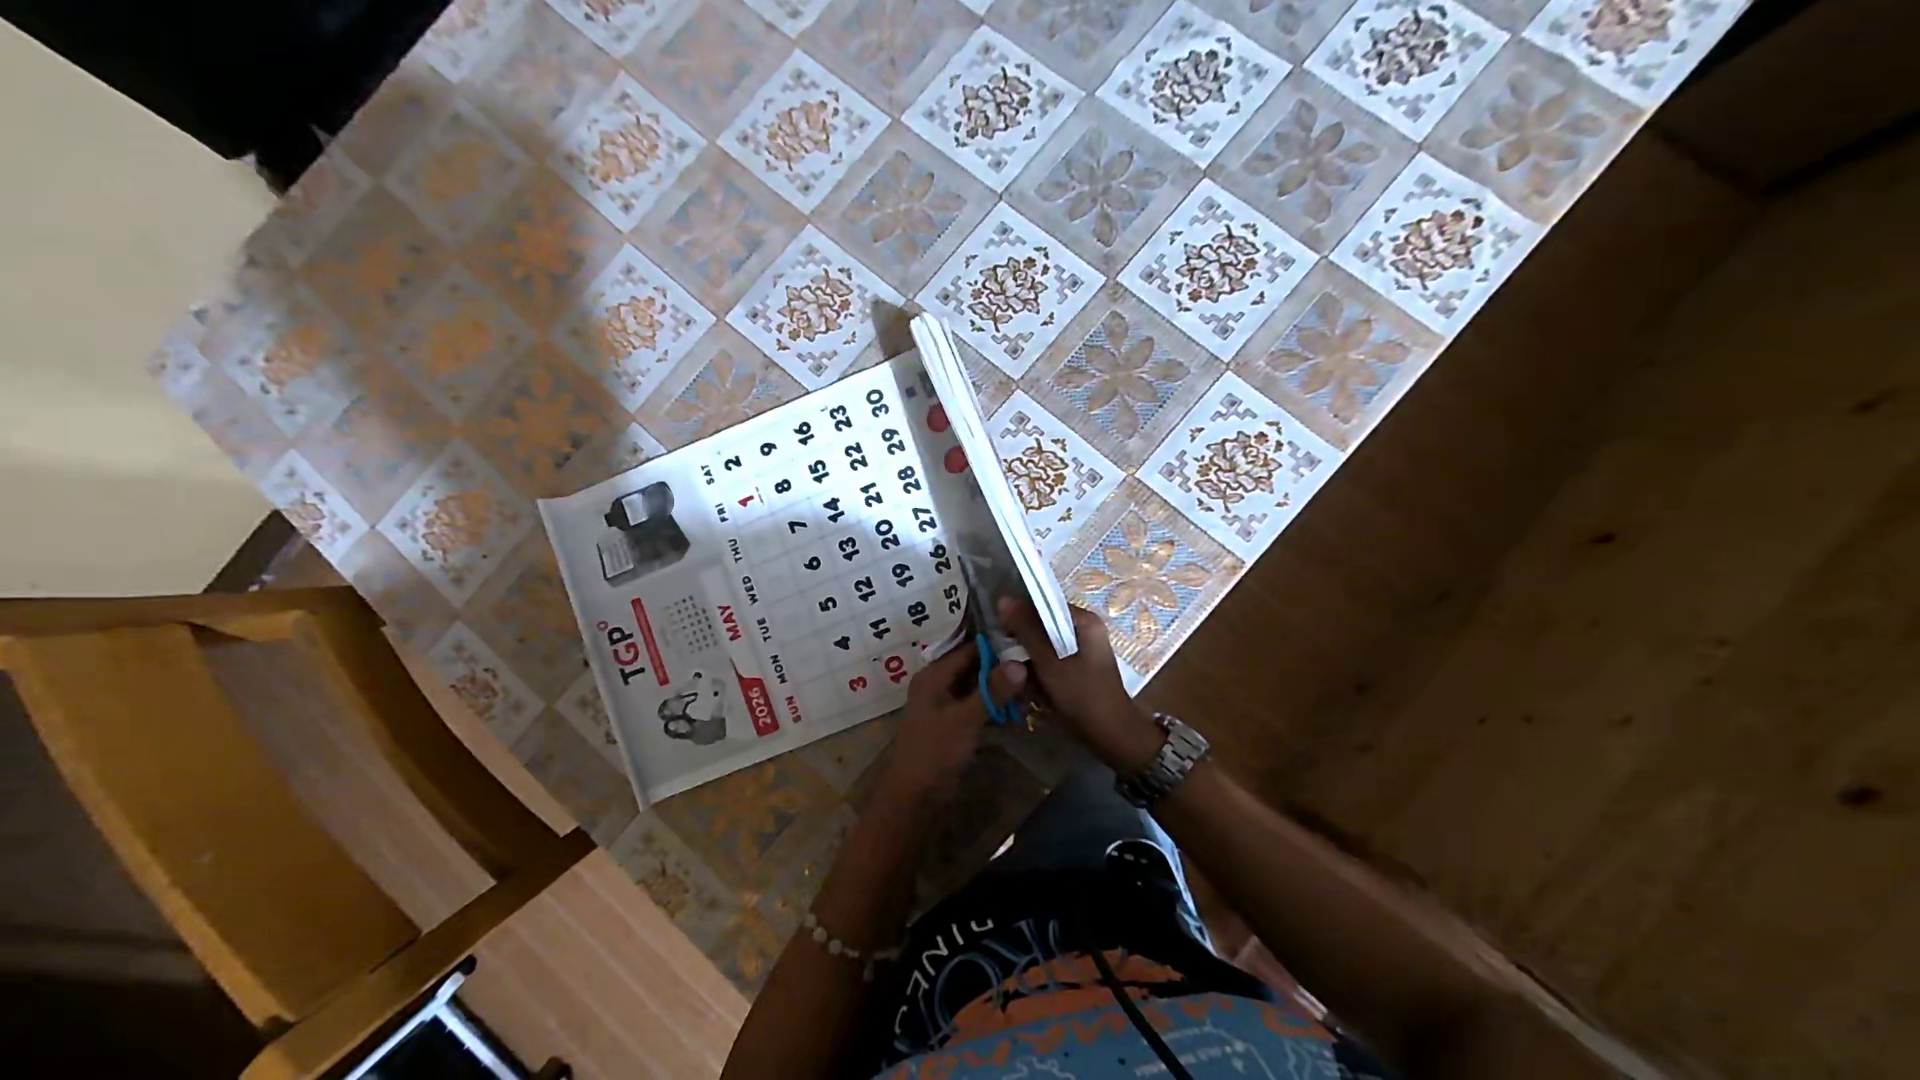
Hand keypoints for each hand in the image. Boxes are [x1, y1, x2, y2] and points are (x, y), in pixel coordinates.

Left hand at [881, 641, 1025, 796]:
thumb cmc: (935, 751)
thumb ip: (992, 690)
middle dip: (1000, 667)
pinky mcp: (951, 724)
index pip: (968, 648)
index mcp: (933, 675)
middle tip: (1035, 664)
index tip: (1027, 642)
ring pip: (975, 686)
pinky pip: (975, 705)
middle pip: (972, 666)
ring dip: (999, 687)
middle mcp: (937, 684)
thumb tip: (1020, 662)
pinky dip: (993, 704)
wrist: (914, 796)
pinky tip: (1016, 707)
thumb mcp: (966, 718)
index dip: (996, 645)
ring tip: (1032, 684)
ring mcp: (944, 705)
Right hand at [997, 598, 1161, 772]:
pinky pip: (1050, 661)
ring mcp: (1081, 650)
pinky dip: (1039, 673)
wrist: (1110, 735)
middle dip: (1023, 644)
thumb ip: (1026, 630)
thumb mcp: (1050, 662)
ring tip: (1022, 681)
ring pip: (1043, 646)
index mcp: (1084, 621)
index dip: (1019, 615)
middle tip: (1009, 661)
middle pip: (1042, 626)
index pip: (1044, 604)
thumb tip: (1003, 599)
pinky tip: (1032, 690)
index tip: (1000, 632)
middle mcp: (1084, 630)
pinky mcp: (1076, 668)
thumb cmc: (1082, 695)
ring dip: (1029, 662)